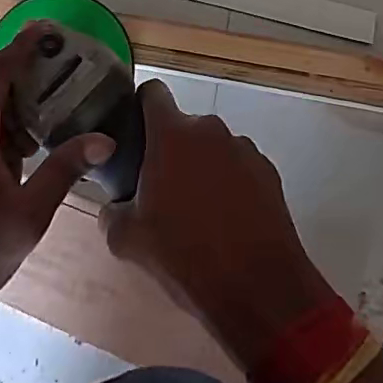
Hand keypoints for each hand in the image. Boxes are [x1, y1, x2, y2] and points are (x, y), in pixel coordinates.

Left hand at [0, 26, 115, 318]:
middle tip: (61, 72)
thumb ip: (64, 170)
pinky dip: (0, 128)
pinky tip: (25, 150)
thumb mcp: (30, 213)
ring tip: (51, 114)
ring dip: (14, 107)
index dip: (20, 48)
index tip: (45, 31)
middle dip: (24, 77)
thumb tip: (101, 142)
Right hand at [99, 79, 336, 368]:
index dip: (141, 107)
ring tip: (198, 211)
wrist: (258, 290)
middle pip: (183, 127)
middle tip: (161, 188)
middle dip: (171, 149)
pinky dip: (231, 184)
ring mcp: (244, 150)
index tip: (135, 133)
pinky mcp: (270, 173)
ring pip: (213, 148)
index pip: (152, 92)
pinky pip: (240, 168)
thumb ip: (112, 213)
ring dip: (203, 167)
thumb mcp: (127, 240)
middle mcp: (210, 131)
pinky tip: (227, 221)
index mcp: (171, 135)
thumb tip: (114, 208)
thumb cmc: (183, 255)